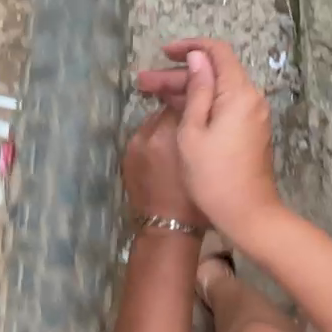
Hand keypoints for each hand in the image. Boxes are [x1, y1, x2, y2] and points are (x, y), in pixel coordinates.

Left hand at [122, 108, 204, 230]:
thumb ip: (200, 133)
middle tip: (190, 131)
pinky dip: (152, 143)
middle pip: (166, 112)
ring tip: (175, 146)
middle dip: (177, 118)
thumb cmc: (195, 199)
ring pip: (153, 125)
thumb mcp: (206, 161)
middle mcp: (148, 133)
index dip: (194, 106)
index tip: (203, 115)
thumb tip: (199, 114)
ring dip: (163, 131)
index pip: (183, 103)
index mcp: (170, 133)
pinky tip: (161, 158)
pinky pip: (142, 140)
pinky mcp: (126, 156)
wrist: (167, 229)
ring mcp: (134, 145)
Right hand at [134, 38, 279, 233]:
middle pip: (214, 73)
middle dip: (178, 75)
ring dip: (186, 90)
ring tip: (150, 94)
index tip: (164, 54)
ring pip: (217, 91)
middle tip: (143, 83)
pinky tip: (174, 110)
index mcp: (239, 93)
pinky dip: (200, 104)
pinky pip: (224, 106)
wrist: (248, 214)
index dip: (190, 47)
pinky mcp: (249, 131)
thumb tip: (198, 58)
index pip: (217, 52)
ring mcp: (252, 115)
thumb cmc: (213, 175)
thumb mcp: (193, 130)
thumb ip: (196, 90)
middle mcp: (251, 98)